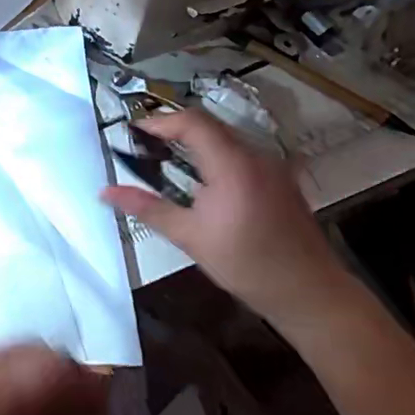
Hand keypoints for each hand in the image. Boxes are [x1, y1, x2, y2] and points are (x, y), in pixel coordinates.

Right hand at [103, 110, 359, 329]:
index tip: (132, 134)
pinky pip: (240, 155)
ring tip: (163, 162)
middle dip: (173, 130)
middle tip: (141, 147)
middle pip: (209, 126)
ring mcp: (272, 168)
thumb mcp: (188, 236)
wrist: (309, 292)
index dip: (159, 122)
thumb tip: (105, 192)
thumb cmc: (245, 263)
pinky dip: (213, 157)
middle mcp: (256, 157)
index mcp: (233, 165)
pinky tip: (198, 183)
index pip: (192, 122)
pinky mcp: (279, 181)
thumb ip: (146, 208)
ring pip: (226, 140)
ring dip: (193, 143)